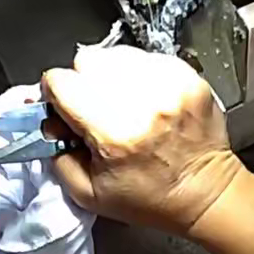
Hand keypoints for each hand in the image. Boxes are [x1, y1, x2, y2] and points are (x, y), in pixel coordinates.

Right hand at [41, 45, 247, 234]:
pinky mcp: (187, 76)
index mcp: (113, 131)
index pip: (60, 81)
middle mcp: (141, 100)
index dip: (56, 96)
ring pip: (116, 55)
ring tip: (124, 107)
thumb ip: (57, 155)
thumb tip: (49, 121)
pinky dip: (139, 76)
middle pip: (86, 60)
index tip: (65, 110)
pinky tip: (146, 102)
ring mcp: (168, 84)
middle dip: (84, 83)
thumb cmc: (150, 198)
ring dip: (112, 77)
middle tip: (97, 111)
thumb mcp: (88, 193)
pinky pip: (146, 59)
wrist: (205, 194)